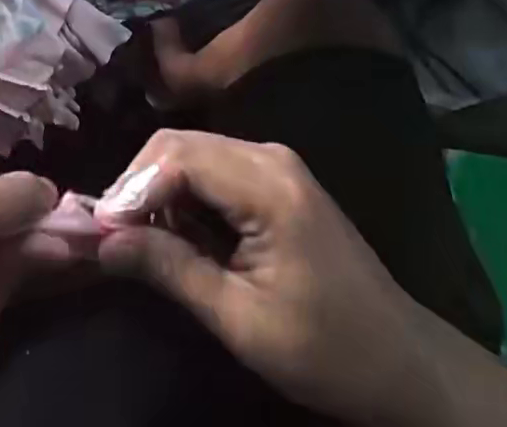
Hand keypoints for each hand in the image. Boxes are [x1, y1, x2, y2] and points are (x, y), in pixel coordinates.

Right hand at [95, 131, 506, 426]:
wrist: (404, 361)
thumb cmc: (327, 349)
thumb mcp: (240, 320)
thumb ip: (170, 268)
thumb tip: (104, 241)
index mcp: (268, 185)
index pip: (178, 156)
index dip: (132, 188)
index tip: (101, 233)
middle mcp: (269, 155)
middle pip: (180, 144)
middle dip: (138, 184)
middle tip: (112, 236)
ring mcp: (274, 163)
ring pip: (192, 152)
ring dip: (157, 189)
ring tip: (138, 239)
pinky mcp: (275, 178)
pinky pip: (212, 167)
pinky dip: (183, 193)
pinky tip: (176, 233)